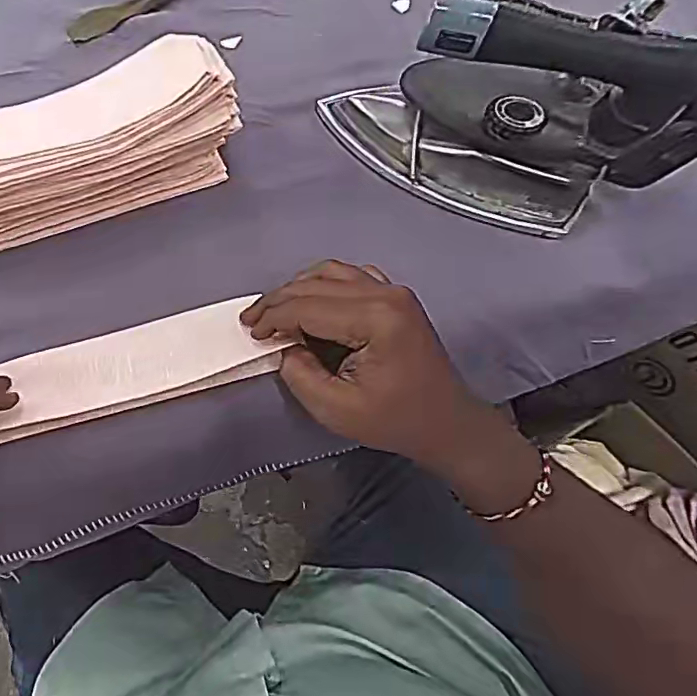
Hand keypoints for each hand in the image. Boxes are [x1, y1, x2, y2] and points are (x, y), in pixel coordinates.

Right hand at [241, 261, 536, 500]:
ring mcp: (394, 291)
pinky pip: (350, 277)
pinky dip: (323, 285)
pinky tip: (310, 304)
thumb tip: (285, 345)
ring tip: (274, 312)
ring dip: (298, 289)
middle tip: (252, 322)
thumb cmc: (394, 421)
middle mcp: (386, 294)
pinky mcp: (395, 297)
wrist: (446, 423)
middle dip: (278, 301)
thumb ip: (300, 373)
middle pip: (316, 284)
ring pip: (331, 273)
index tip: (251, 333)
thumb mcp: (335, 409)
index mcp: (376, 318)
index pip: (308, 306)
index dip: (272, 317)